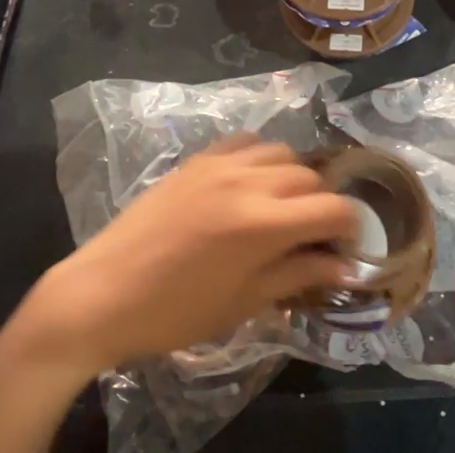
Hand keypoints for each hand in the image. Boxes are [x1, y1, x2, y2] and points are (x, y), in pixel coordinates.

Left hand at [15, 134, 360, 374]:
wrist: (104, 292)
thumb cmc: (176, 311)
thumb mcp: (244, 302)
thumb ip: (298, 274)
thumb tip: (345, 267)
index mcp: (263, 223)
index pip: (333, 208)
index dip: (350, 228)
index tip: (346, 249)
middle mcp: (247, 181)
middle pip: (311, 177)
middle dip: (321, 205)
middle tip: (313, 237)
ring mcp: (218, 164)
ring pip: (280, 152)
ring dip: (293, 178)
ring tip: (281, 209)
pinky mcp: (195, 159)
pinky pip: (244, 142)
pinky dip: (259, 158)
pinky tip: (250, 184)